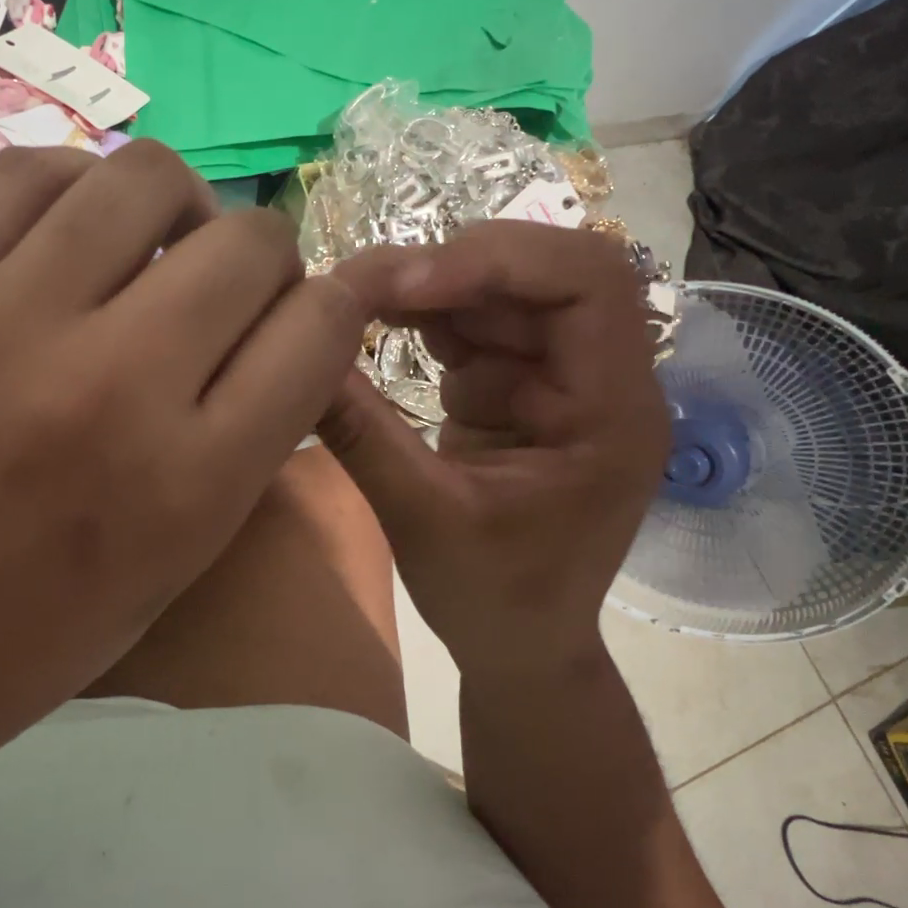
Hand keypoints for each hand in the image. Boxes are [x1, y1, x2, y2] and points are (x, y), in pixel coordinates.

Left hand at [0, 143, 383, 716]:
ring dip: (178, 209)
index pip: (320, 328)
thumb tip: (282, 326)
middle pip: (249, 243)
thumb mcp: (176, 566)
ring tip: (148, 253)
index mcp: (190, 481)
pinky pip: (24, 175)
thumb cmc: (28, 641)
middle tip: (224, 295)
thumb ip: (247, 442)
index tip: (302, 319)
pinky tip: (69, 232)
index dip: (333, 308)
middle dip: (265, 262)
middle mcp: (112, 384)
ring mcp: (8, 324)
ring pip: (147, 179)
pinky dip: (72, 187)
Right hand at [318, 222, 668, 668]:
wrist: (521, 645)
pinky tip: (376, 323)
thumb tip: (295, 357)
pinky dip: (425, 318)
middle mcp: (601, 379)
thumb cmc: (492, 599)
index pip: (588, 285)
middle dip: (455, 269)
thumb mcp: (420, 518)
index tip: (407, 285)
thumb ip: (362, 433)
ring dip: (430, 289)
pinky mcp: (523, 389)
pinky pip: (477, 327)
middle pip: (543, 274)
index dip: (500, 262)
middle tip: (365, 283)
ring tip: (353, 299)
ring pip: (503, 292)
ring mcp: (561, 380)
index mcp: (612, 412)